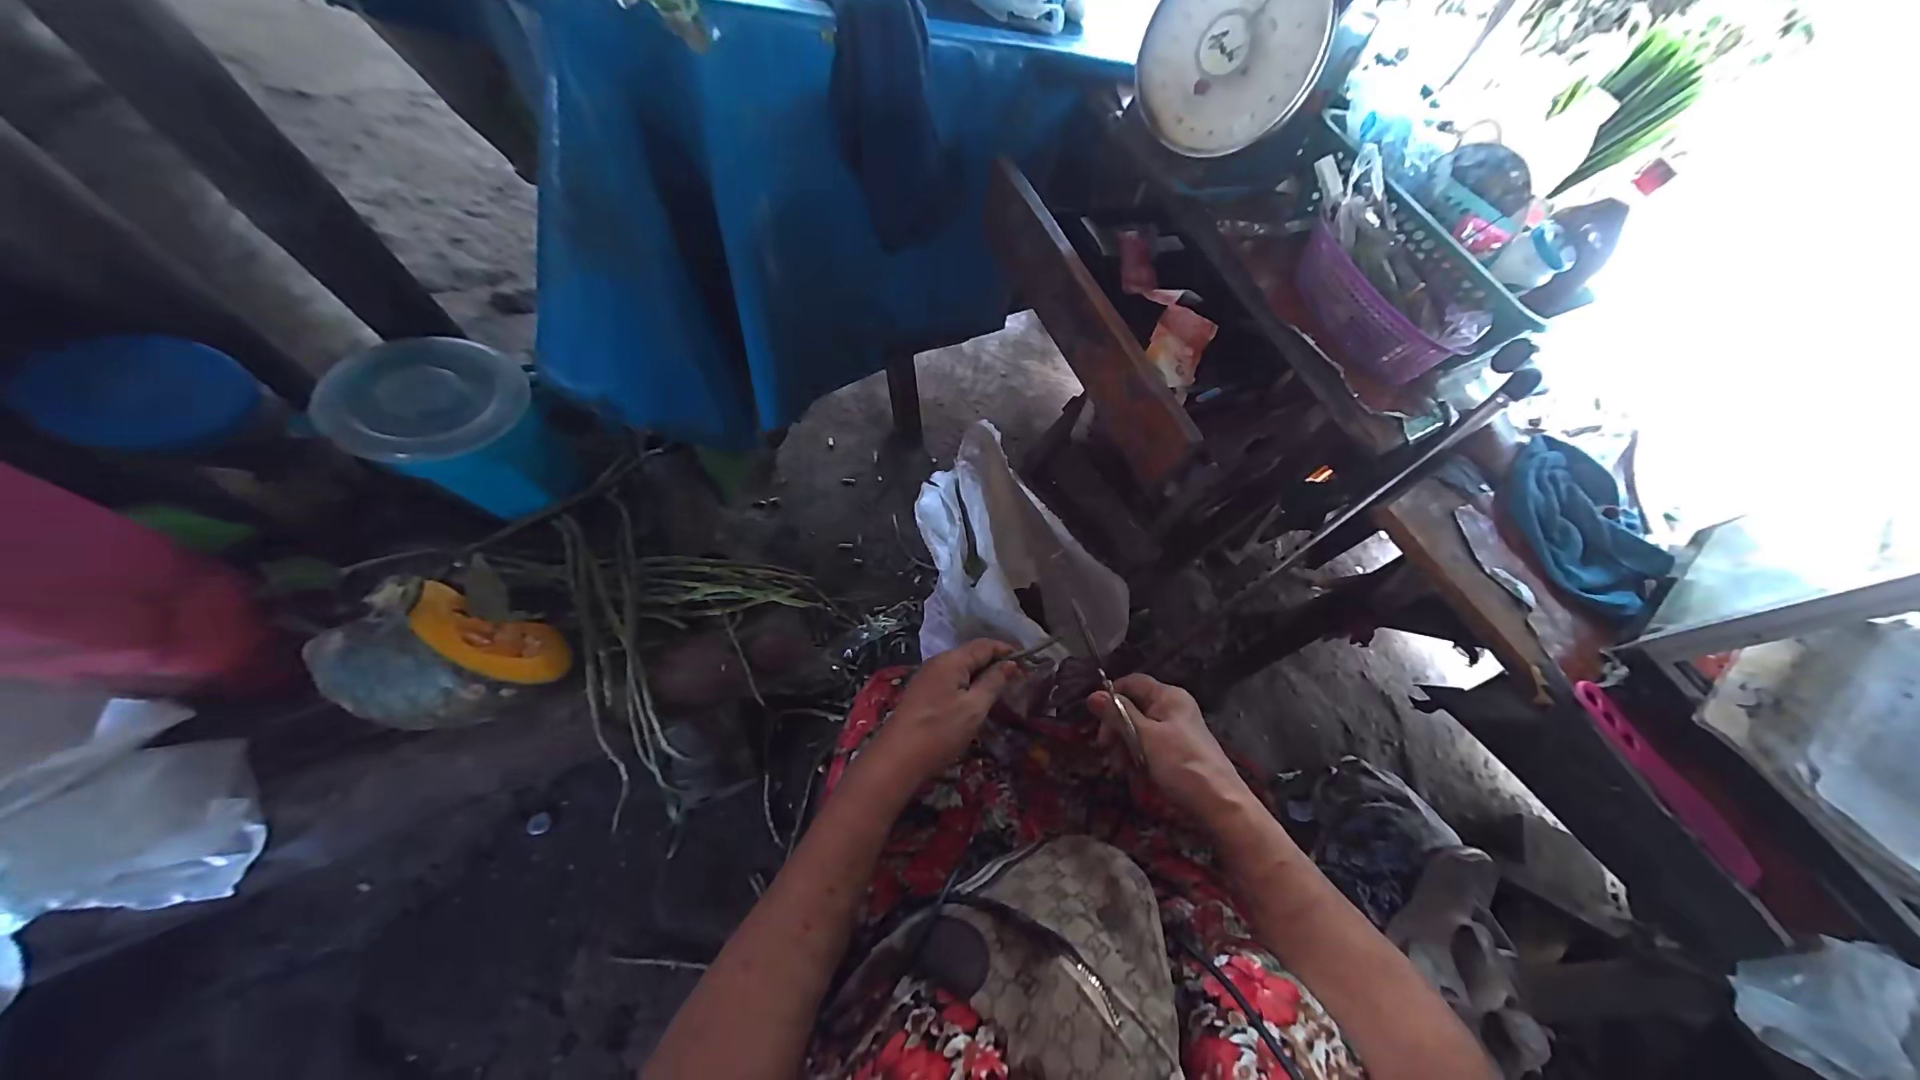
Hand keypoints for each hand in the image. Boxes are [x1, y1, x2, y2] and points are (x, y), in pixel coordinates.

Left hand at [857, 639, 1017, 799]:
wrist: (898, 759)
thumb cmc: (940, 731)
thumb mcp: (974, 708)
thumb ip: (993, 682)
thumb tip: (1010, 663)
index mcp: (951, 660)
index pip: (985, 645)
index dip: (1007, 650)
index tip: (1028, 662)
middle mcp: (937, 662)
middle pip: (972, 654)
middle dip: (995, 662)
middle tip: (1018, 678)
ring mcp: (927, 677)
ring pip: (961, 668)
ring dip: (981, 675)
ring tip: (1001, 690)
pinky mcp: (922, 693)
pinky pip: (950, 680)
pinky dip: (967, 685)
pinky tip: (976, 700)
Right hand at [1090, 674, 1256, 827]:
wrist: (1220, 805)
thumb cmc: (1182, 764)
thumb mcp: (1144, 737)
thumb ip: (1117, 714)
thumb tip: (1092, 696)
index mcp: (1169, 697)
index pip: (1131, 683)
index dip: (1111, 697)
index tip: (1097, 720)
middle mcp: (1172, 709)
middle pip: (1131, 708)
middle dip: (1116, 729)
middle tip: (1106, 749)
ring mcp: (1174, 731)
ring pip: (1136, 731)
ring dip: (1124, 748)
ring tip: (1121, 768)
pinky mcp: (1175, 753)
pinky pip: (1147, 748)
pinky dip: (1138, 760)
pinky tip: (1135, 775)